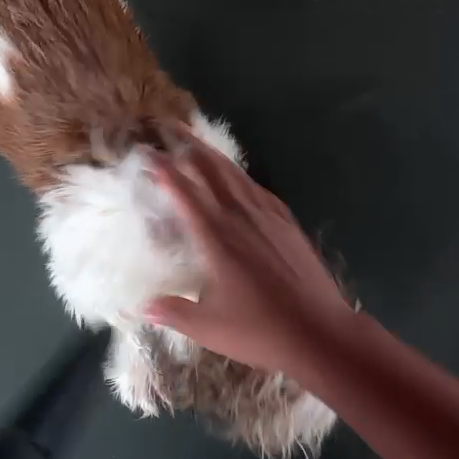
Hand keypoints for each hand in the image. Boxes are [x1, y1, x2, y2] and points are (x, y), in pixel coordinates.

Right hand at [142, 140, 354, 375]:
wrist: (319, 332)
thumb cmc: (259, 330)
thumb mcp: (208, 327)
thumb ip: (173, 311)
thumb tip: (139, 306)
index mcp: (215, 235)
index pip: (183, 191)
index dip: (163, 168)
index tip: (147, 152)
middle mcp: (239, 215)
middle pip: (210, 169)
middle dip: (188, 145)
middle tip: (170, 127)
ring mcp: (266, 215)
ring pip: (235, 174)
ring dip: (214, 155)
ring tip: (198, 142)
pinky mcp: (287, 222)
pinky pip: (258, 188)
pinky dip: (240, 175)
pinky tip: (238, 177)